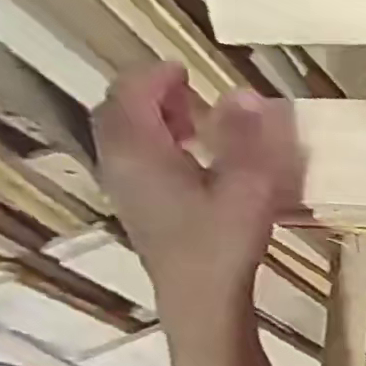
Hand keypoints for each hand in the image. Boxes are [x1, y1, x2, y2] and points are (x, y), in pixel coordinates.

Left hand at [93, 63, 298, 319]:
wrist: (201, 298)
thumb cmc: (223, 240)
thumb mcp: (247, 186)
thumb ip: (246, 138)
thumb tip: (245, 93)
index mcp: (139, 152)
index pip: (130, 96)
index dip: (155, 76)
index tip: (185, 67)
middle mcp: (120, 165)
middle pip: (118, 114)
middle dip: (150, 95)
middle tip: (190, 91)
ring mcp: (126, 190)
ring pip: (124, 139)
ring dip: (153, 121)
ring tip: (194, 122)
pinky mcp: (140, 209)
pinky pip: (135, 161)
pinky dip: (157, 145)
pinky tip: (193, 161)